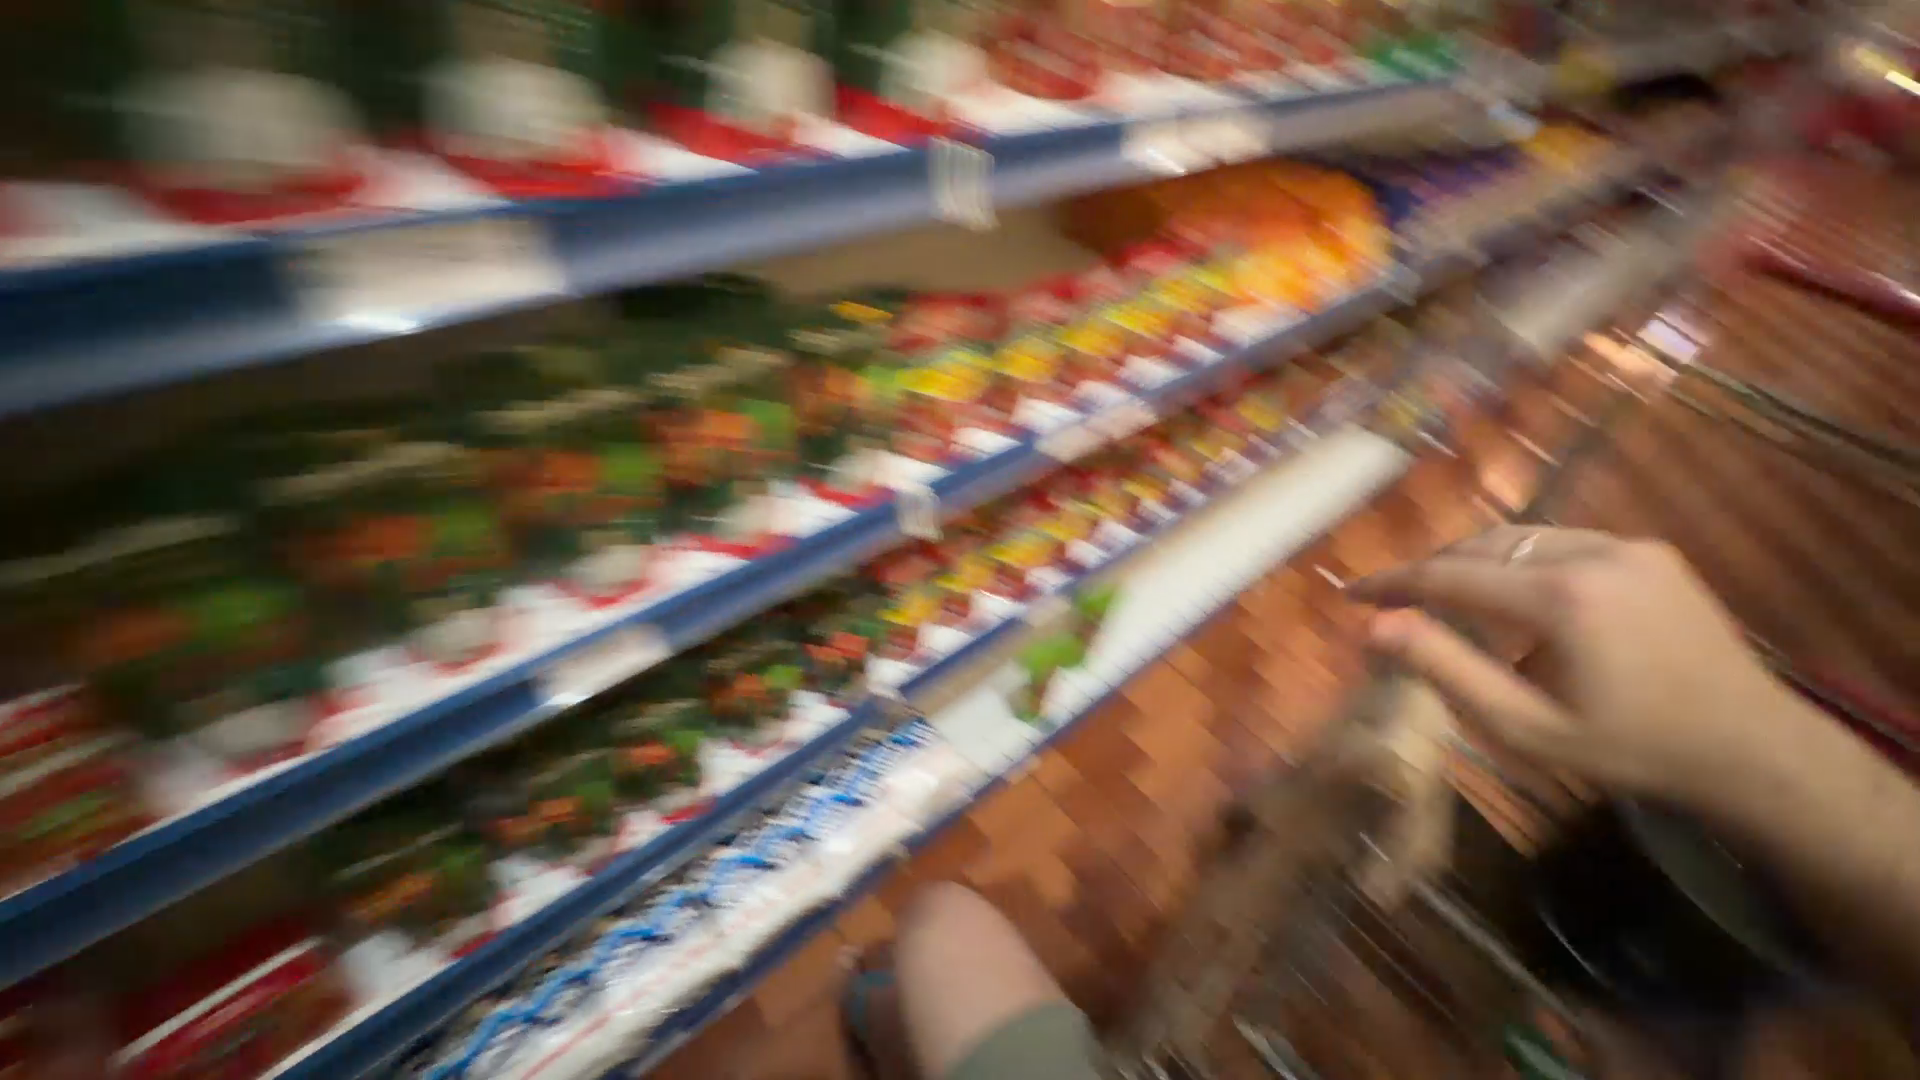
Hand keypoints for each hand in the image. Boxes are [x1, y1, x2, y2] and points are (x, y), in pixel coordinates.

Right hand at [1347, 526, 1812, 808]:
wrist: (1754, 750)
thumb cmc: (1626, 749)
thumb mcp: (1523, 725)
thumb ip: (1444, 669)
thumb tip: (1372, 627)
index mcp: (1560, 598)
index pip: (1447, 575)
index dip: (1391, 584)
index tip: (1350, 593)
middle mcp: (1592, 554)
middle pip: (1479, 547)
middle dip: (1429, 571)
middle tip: (1395, 603)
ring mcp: (1627, 546)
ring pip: (1516, 538)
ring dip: (1471, 563)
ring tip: (1446, 599)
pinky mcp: (1648, 551)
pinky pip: (1556, 542)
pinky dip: (1516, 561)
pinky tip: (1513, 598)